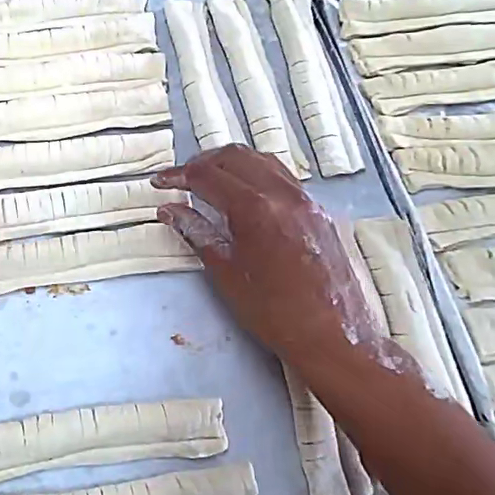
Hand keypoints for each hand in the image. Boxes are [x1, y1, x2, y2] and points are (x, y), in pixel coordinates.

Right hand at [153, 145, 387, 369]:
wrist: (333, 337)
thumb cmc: (276, 314)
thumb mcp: (226, 274)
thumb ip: (197, 233)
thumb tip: (171, 211)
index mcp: (256, 209)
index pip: (208, 175)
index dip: (179, 175)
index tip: (161, 182)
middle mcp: (284, 195)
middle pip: (235, 157)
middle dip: (203, 163)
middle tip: (182, 180)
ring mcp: (306, 201)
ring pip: (262, 161)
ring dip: (232, 164)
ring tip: (211, 182)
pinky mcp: (319, 211)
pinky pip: (283, 177)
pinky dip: (257, 174)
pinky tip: (246, 195)